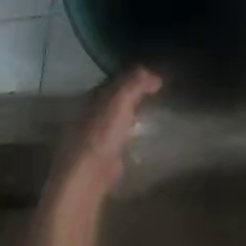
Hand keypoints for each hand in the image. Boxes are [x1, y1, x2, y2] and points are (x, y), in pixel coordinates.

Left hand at [54, 68, 160, 195]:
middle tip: (157, 94)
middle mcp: (91, 111)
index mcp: (94, 96)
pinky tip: (142, 136)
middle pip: (114, 98)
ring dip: (131, 113)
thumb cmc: (102, 133)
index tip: (156, 78)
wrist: (88, 171)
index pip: (114, 80)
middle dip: (132, 94)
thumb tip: (152, 74)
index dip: (134, 77)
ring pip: (116, 116)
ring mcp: (95, 133)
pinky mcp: (102, 152)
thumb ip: (134, 84)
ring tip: (154, 113)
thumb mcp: (120, 101)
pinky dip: (130, 132)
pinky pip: (119, 135)